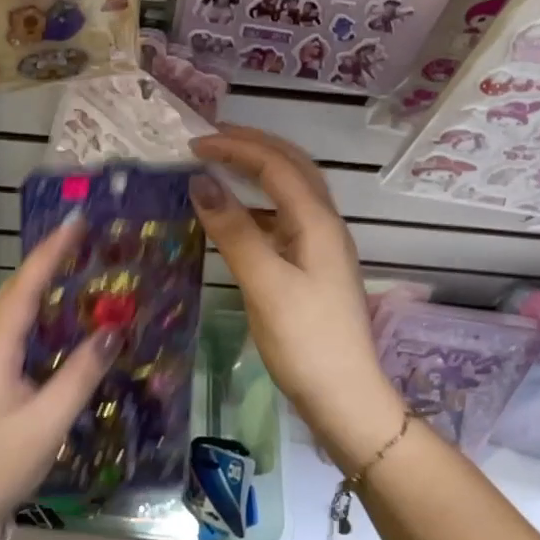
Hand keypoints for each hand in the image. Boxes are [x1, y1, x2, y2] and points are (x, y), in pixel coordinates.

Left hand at [0, 217, 117, 530]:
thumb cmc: (1, 463)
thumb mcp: (48, 421)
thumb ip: (80, 374)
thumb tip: (112, 331)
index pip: (25, 287)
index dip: (51, 253)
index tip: (76, 223)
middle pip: (19, 290)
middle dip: (51, 260)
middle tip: (87, 237)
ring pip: (17, 308)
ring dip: (46, 283)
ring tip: (81, 261)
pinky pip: (18, 328)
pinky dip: (41, 310)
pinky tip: (65, 312)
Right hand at [187, 127, 405, 468]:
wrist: (345, 398)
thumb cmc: (305, 342)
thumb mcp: (264, 284)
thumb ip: (234, 231)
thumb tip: (200, 182)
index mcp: (316, 221)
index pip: (275, 164)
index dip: (235, 147)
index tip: (193, 145)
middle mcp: (325, 224)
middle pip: (292, 167)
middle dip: (252, 146)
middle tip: (210, 140)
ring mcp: (322, 247)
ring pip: (291, 191)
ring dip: (258, 171)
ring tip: (220, 167)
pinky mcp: (315, 268)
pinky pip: (286, 218)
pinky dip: (259, 204)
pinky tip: (238, 220)